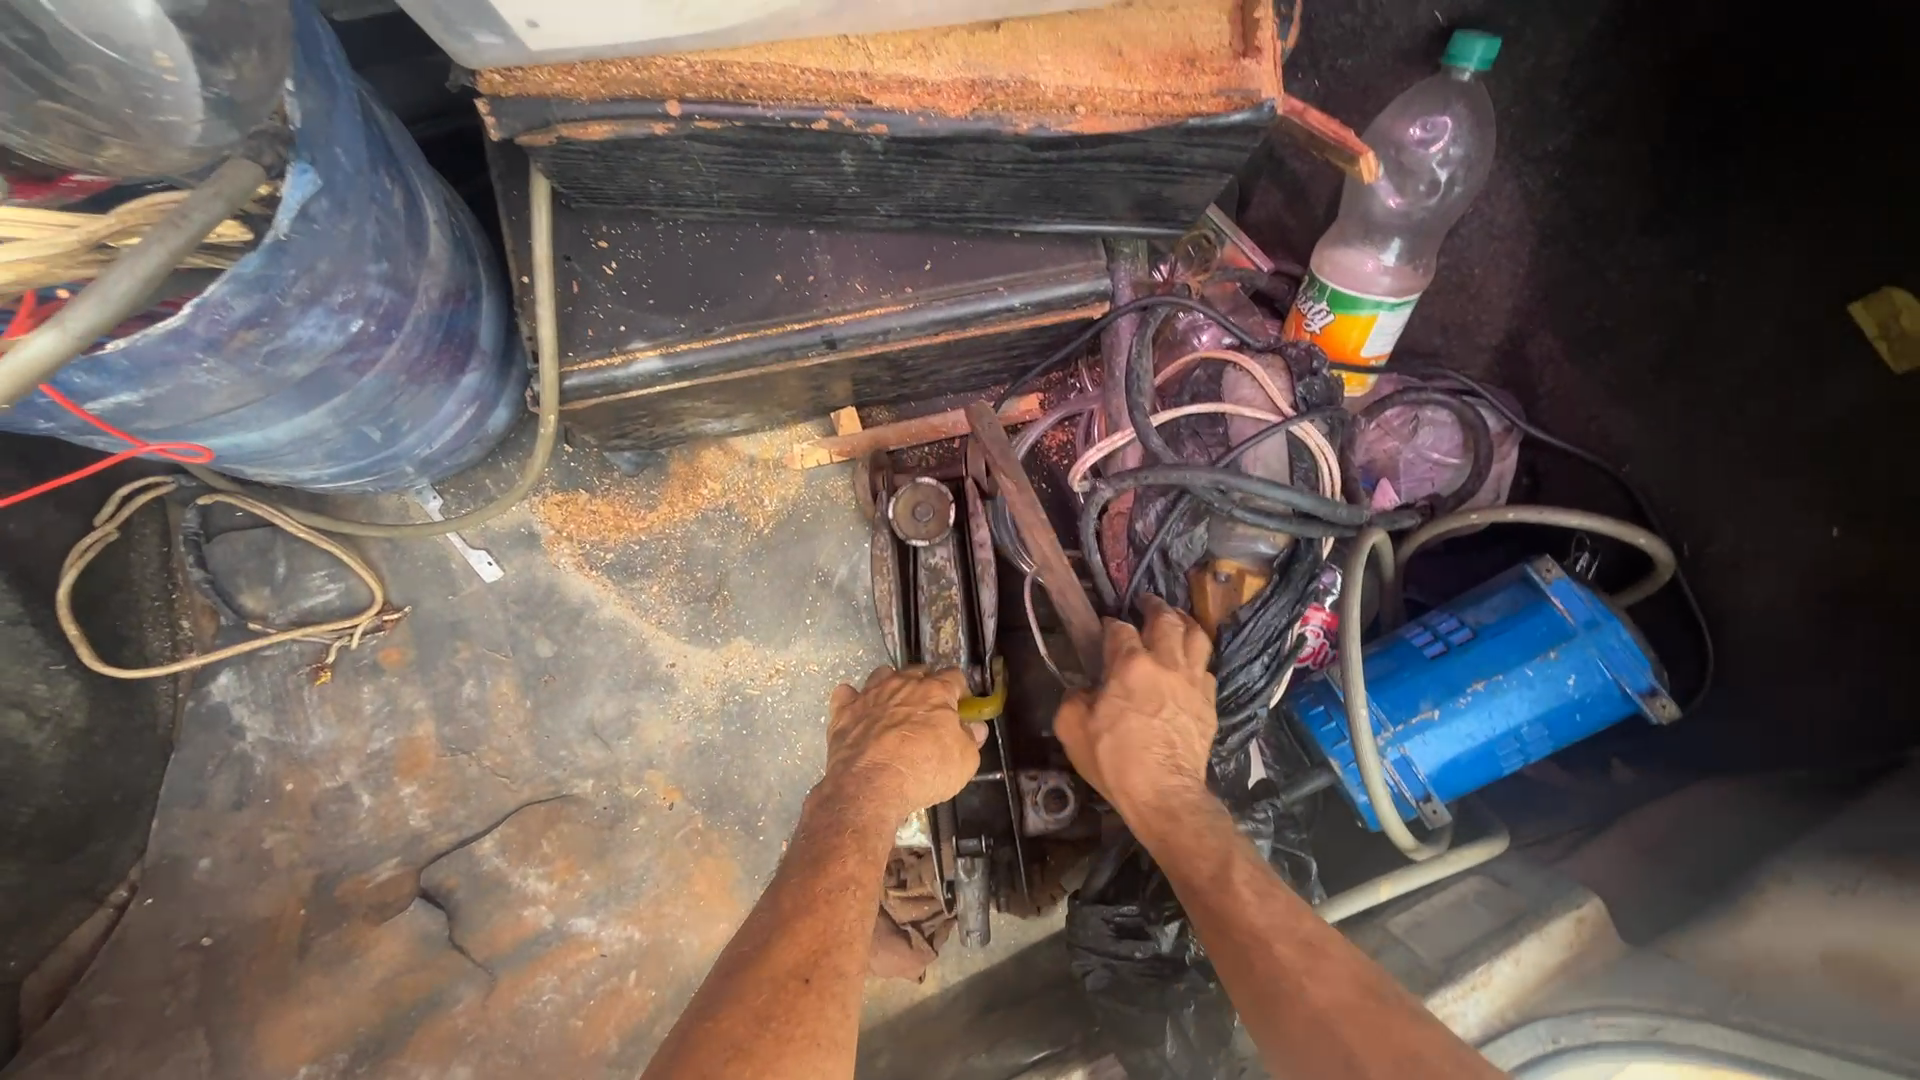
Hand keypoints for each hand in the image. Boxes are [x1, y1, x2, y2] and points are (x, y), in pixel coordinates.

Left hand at [824, 666, 983, 822]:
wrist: (869, 786)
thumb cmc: (923, 771)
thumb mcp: (964, 761)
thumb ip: (971, 739)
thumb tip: (975, 728)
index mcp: (935, 692)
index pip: (954, 676)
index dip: (960, 690)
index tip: (961, 706)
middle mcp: (902, 685)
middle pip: (917, 671)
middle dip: (926, 685)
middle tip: (929, 710)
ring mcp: (870, 694)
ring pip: (882, 674)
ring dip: (891, 685)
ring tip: (894, 706)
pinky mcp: (844, 710)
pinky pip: (846, 694)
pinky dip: (853, 700)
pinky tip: (857, 712)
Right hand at [1053, 596, 1217, 822]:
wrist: (1164, 793)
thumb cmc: (1114, 760)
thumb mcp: (1072, 728)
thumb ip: (1074, 698)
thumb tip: (1085, 690)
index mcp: (1130, 665)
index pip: (1120, 629)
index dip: (1112, 624)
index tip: (1107, 627)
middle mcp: (1166, 664)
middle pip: (1166, 620)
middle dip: (1155, 606)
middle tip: (1147, 602)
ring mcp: (1193, 682)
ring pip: (1197, 636)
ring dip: (1185, 622)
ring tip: (1177, 619)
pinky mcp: (1209, 703)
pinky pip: (1207, 669)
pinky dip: (1198, 659)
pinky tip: (1190, 664)